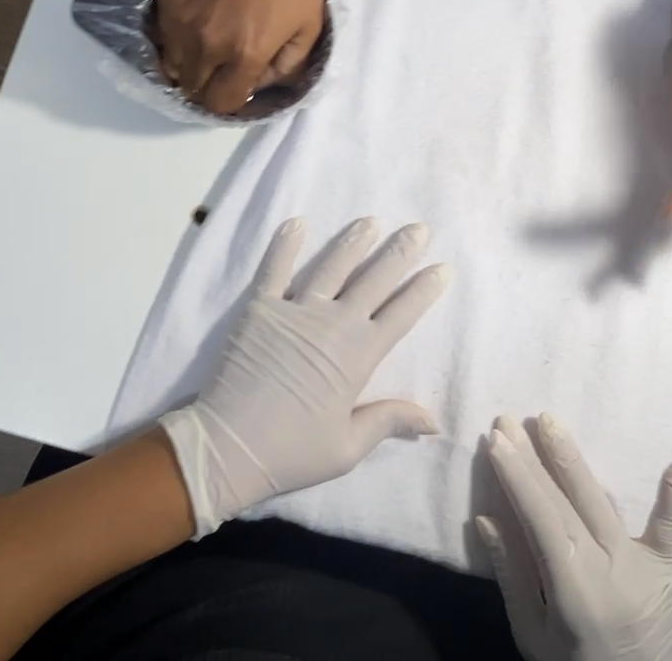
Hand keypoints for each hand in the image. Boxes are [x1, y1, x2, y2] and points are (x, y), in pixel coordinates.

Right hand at [154, 0, 325, 115]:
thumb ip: (288, 64)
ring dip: (189, 63)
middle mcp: (205, 44)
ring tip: (206, 45)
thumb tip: (261, 83)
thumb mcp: (310, 22)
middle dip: (208, 85)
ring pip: (172, 64)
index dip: (231, 98)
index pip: (222, 103)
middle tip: (222, 66)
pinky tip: (196, 18)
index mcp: (244, 54)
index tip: (239, 83)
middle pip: (192, 89)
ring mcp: (180, 19)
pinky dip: (176, 36)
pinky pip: (162, 33)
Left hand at [160, 217, 450, 535]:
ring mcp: (294, 311)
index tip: (442, 268)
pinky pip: (274, 269)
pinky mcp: (259, 308)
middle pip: (373, 281)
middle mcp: (332, 325)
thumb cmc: (291, 451)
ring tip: (370, 220)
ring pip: (331, 267)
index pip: (400, 315)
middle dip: (399, 253)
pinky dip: (286, 245)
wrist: (229, 445)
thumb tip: (433, 419)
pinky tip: (298, 222)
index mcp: (358, 357)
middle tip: (419, 228)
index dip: (422, 291)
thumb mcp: (348, 447)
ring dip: (353, 242)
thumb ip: (388, 421)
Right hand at [478, 415, 671, 660]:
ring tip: (551, 421)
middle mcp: (610, 571)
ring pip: (603, 504)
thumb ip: (512, 574)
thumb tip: (485, 517)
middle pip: (566, 503)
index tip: (496, 440)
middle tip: (510, 420)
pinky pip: (669, 531)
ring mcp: (642, 568)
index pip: (540, 520)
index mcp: (574, 590)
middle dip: (534, 459)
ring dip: (574, 460)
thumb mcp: (532, 632)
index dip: (517, 478)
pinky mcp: (666, 571)